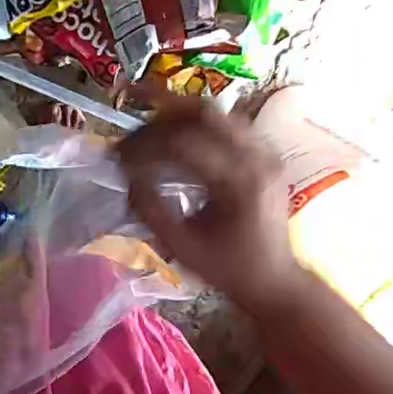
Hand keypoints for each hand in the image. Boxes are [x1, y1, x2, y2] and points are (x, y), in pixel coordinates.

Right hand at [116, 98, 310, 313]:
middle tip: (130, 121)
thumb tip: (127, 178)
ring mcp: (266, 152)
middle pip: (204, 113)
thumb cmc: (227, 269)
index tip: (119, 156)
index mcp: (239, 182)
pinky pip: (229, 125)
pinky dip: (198, 125)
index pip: (184, 144)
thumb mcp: (181, 246)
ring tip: (148, 122)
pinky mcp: (265, 155)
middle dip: (160, 113)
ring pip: (218, 113)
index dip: (146, 144)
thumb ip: (151, 210)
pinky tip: (176, 134)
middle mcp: (258, 157)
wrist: (273, 280)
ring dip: (179, 114)